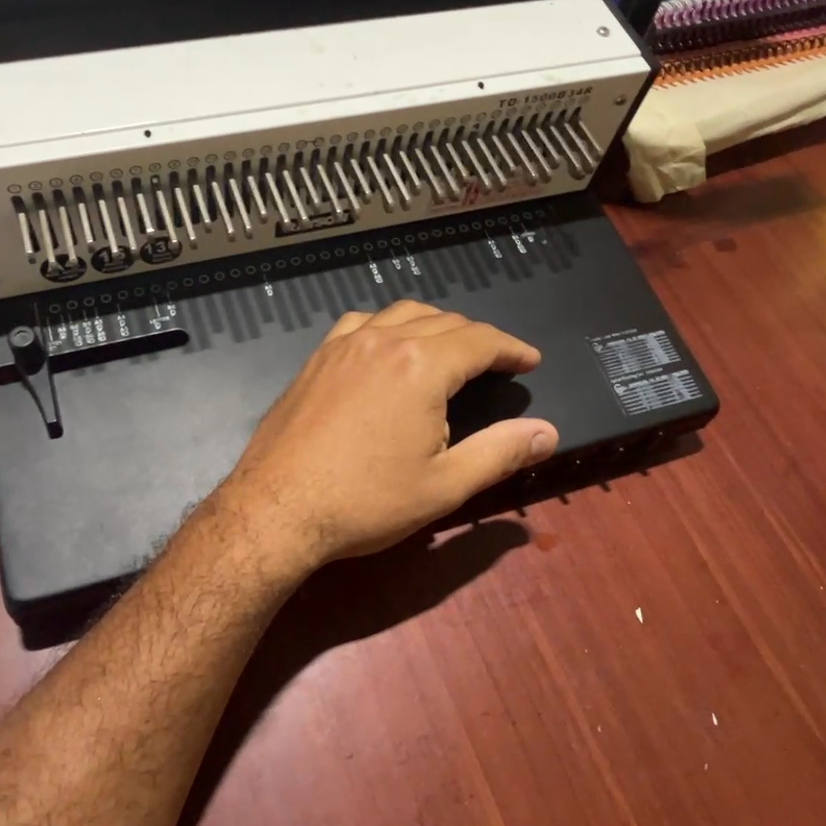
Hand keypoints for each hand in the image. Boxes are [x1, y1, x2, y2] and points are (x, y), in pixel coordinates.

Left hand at [210, 300, 558, 582]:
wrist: (277, 510)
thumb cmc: (365, 503)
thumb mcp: (444, 485)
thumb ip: (500, 453)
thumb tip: (548, 433)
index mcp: (420, 366)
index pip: (480, 340)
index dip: (511, 348)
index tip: (530, 361)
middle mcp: (382, 341)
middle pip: (443, 321)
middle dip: (477, 338)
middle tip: (497, 362)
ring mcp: (342, 346)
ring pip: (400, 315)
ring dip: (434, 325)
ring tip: (450, 349)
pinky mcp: (316, 360)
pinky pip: (360, 324)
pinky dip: (388, 327)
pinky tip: (387, 348)